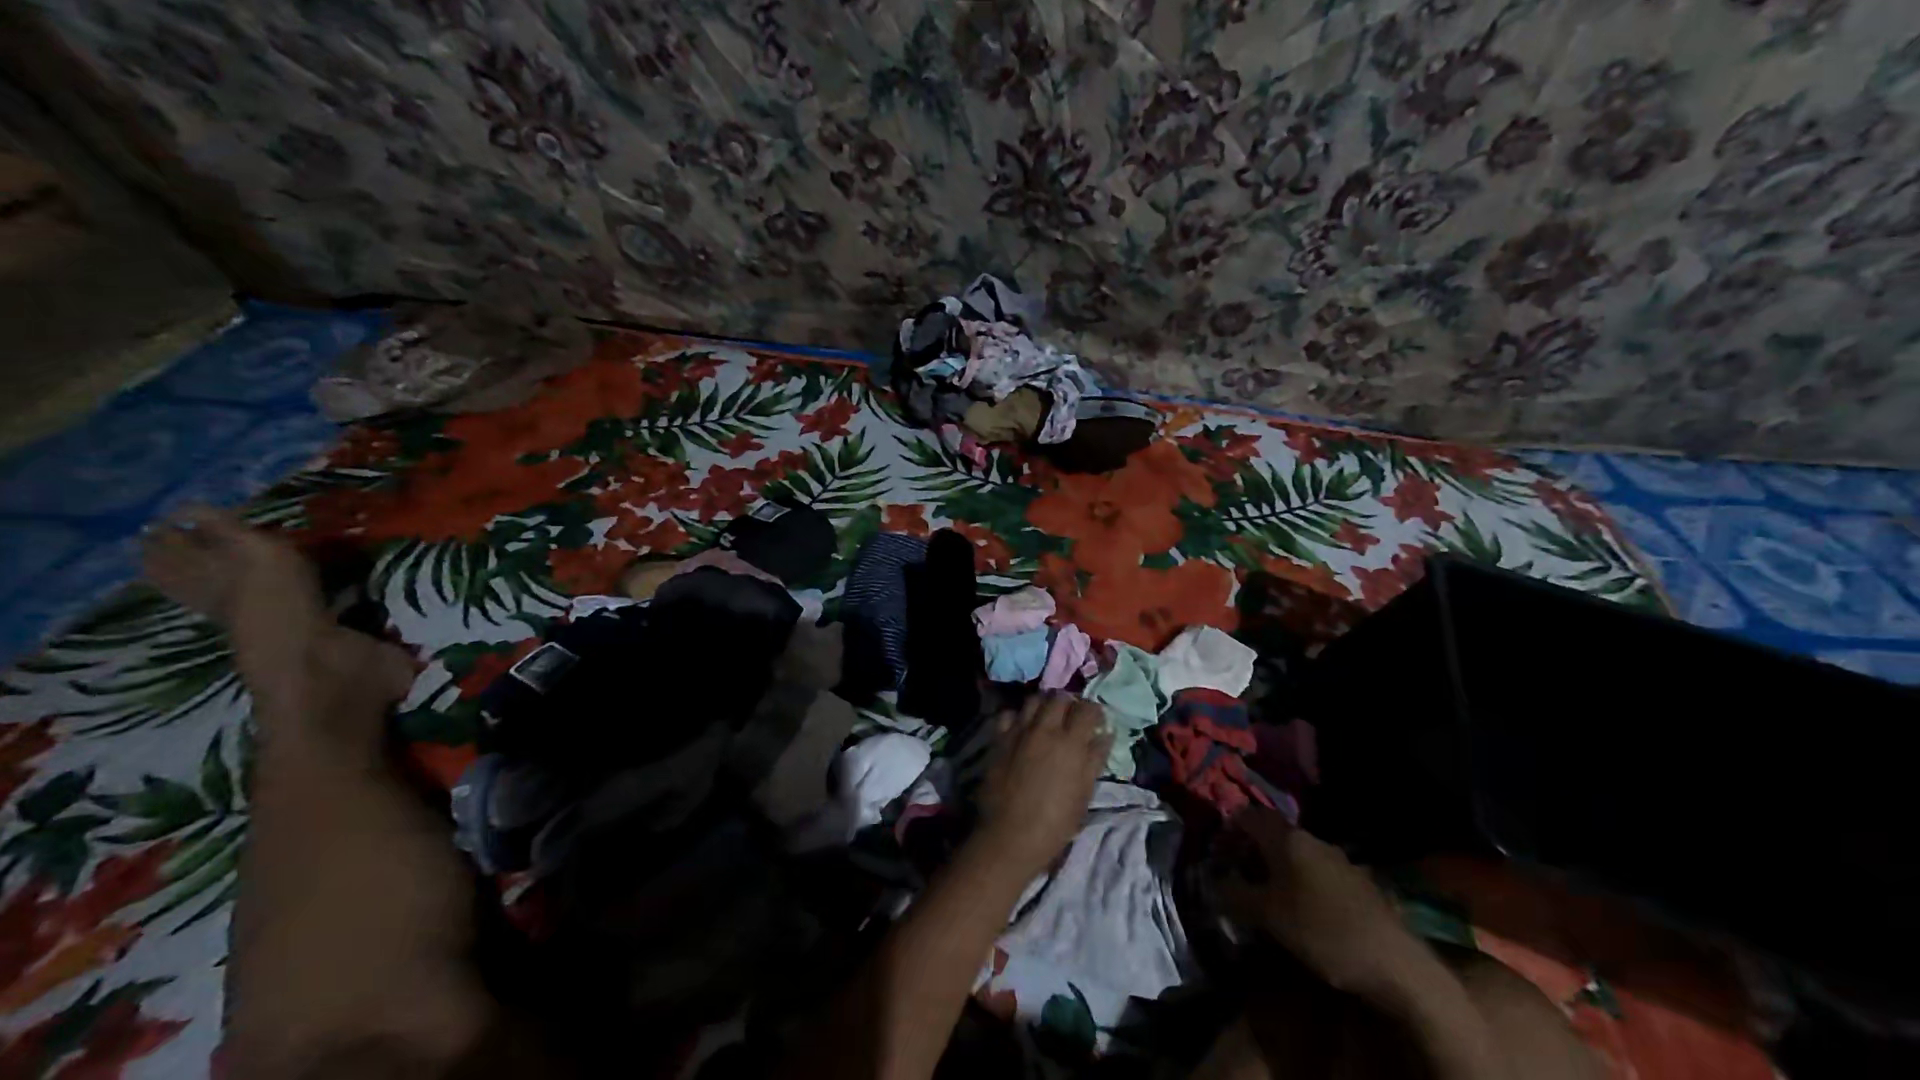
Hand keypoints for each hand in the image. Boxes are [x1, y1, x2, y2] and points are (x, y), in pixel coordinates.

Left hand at [973, 693, 1111, 879]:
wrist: (1010, 835)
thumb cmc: (1055, 822)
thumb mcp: (1084, 793)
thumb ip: (1095, 759)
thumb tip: (1105, 734)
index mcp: (1071, 743)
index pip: (1087, 709)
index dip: (1094, 711)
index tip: (1096, 720)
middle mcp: (1045, 729)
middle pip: (1059, 698)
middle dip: (1069, 703)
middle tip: (1071, 717)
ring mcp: (1019, 732)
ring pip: (1033, 700)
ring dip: (1044, 704)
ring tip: (1048, 718)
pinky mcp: (999, 739)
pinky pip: (1008, 714)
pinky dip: (1018, 716)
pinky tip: (1022, 728)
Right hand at [1212, 806, 1422, 996]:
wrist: (1395, 963)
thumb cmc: (1321, 929)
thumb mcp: (1267, 915)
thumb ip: (1234, 894)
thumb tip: (1212, 882)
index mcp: (1287, 838)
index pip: (1249, 815)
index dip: (1228, 828)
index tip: (1217, 853)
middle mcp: (1313, 839)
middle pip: (1273, 834)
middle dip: (1251, 852)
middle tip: (1237, 879)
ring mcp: (1340, 861)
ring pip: (1296, 855)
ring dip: (1276, 870)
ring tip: (1266, 899)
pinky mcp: (1358, 884)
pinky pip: (1317, 874)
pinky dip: (1301, 884)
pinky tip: (1301, 912)